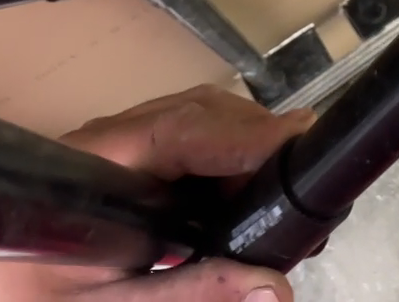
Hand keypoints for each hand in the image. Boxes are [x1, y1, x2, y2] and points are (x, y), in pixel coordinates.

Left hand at [0, 86, 314, 301]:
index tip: (298, 143)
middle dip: (255, 135)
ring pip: (197, 120)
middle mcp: (110, 138)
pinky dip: (227, 158)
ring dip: (244, 143)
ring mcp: (118, 144)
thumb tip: (276, 287)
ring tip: (283, 181)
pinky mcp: (128, 162)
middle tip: (302, 170)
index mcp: (96, 162)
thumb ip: (192, 293)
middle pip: (196, 113)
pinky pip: (189, 142)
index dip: (243, 132)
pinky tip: (248, 189)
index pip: (180, 128)